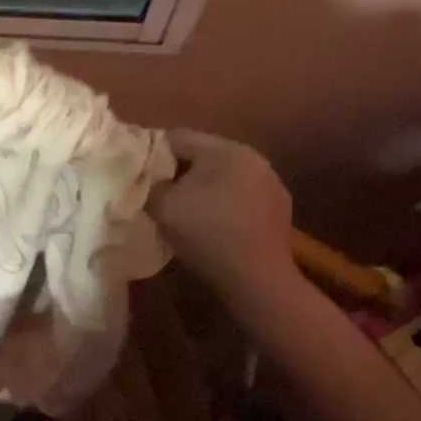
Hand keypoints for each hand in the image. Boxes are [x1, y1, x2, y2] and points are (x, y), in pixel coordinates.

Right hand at [148, 130, 298, 301]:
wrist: (258, 281)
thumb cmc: (207, 234)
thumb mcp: (162, 205)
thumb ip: (148, 182)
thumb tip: (146, 178)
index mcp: (225, 149)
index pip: (177, 138)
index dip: (152, 154)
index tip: (140, 175)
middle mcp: (253, 158)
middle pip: (202, 155)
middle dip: (179, 172)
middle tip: (160, 194)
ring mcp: (271, 184)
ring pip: (223, 176)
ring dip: (204, 188)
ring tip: (187, 212)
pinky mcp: (280, 210)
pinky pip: (242, 196)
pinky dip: (225, 205)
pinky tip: (215, 227)